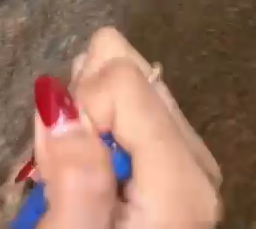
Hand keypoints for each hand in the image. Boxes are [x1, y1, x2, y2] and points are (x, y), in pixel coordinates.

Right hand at [31, 28, 221, 228]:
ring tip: (69, 164)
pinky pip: (131, 109)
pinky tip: (84, 163)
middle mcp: (199, 169)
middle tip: (62, 156)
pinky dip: (98, 123)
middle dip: (83, 100)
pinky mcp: (175, 175)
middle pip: (132, 73)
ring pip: (131, 84)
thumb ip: (72, 173)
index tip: (56, 153)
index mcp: (183, 184)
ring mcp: (189, 170)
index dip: (77, 104)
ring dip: (87, 112)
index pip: (123, 79)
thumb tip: (59, 97)